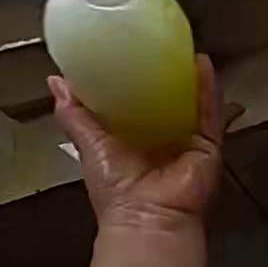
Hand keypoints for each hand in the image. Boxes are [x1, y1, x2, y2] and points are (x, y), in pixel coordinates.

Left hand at [47, 54, 242, 233]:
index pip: (138, 105)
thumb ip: (76, 115)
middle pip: (172, 103)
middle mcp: (166, 139)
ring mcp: (190, 142)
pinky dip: (210, 92)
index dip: (136, 81)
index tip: (131, 56)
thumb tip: (57, 82)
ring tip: (189, 52)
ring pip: (195, 105)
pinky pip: (211, 115)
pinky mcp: (209, 145)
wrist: (148, 216)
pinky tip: (204, 68)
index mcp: (137, 139)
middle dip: (171, 78)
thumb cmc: (116, 189)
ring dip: (194, 80)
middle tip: (165, 50)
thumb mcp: (89, 145)